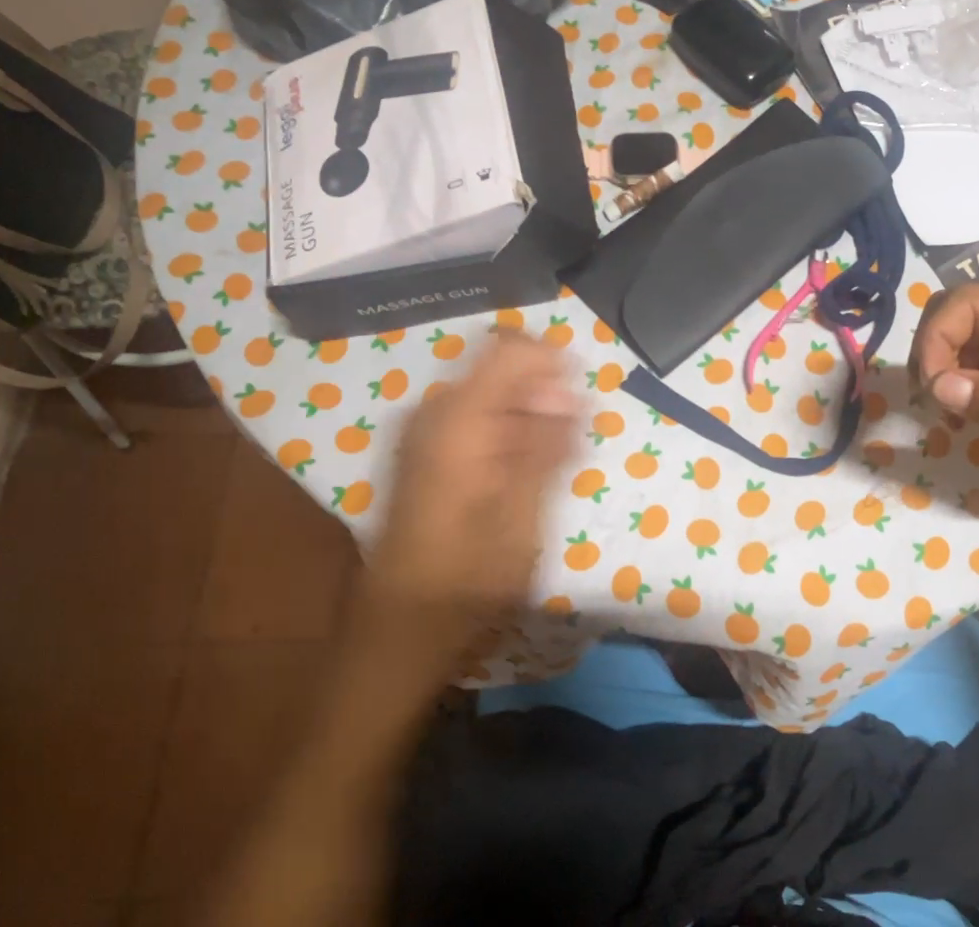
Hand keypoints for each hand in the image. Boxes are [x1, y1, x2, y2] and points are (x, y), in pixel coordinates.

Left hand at [355, 334, 579, 667]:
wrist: (399, 629)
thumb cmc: (468, 581)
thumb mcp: (522, 518)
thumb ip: (545, 446)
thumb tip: (569, 390)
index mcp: (457, 422)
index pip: (510, 349)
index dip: (552, 363)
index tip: (579, 406)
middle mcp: (432, 415)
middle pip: (500, 371)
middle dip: (543, 397)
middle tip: (567, 449)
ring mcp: (420, 434)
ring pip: (489, 394)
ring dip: (527, 419)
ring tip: (545, 469)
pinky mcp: (419, 454)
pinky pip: (472, 418)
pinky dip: (504, 434)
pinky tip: (515, 478)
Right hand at [910, 284, 978, 493]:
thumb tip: (938, 387)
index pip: (969, 301)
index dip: (936, 336)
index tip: (930, 388)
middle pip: (961, 311)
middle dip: (934, 348)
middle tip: (931, 399)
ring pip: (965, 335)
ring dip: (943, 367)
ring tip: (944, 412)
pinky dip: (960, 382)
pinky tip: (961, 413)